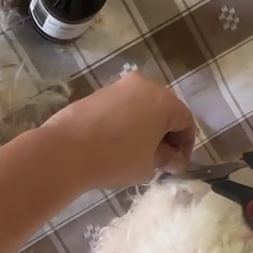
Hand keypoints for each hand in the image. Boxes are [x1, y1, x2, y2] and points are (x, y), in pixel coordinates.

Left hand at [41, 72, 194, 189]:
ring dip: (147, 128)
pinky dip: (129, 123)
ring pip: (144, 107)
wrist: (66, 151)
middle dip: (167, 135)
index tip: (177, 167)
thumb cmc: (116, 159)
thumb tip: (173, 158)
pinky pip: (124, 108)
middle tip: (160, 160)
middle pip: (166, 110)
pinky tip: (118, 144)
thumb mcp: (148, 165)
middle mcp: (145, 85)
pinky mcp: (99, 93)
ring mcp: (119, 86)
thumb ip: (167, 159)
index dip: (186, 147)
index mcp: (164, 101)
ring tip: (138, 154)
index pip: (187, 122)